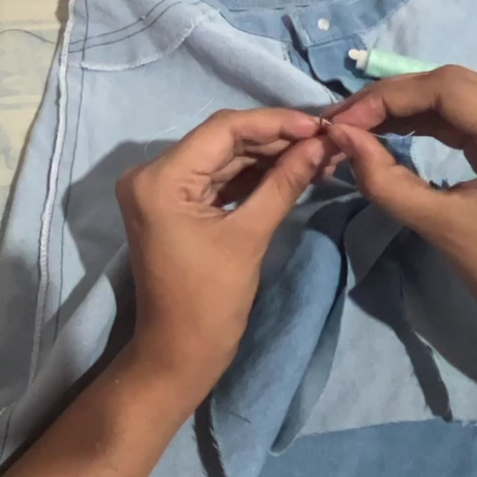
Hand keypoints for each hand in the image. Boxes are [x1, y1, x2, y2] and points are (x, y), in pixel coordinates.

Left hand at [116, 108, 328, 394]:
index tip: (318, 124)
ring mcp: (159, 187)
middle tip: (324, 138)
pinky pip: (215, 177)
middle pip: (221, 140)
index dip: (273, 122)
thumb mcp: (250, 236)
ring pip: (221, 156)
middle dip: (274, 138)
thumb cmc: (210, 302)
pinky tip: (289, 168)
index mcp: (160, 178)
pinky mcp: (171, 202)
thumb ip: (284, 183)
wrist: (178, 353)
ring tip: (315, 152)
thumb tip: (319, 144)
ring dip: (267, 155)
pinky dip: (250, 174)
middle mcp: (151, 173)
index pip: (222, 130)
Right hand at [322, 66, 476, 353]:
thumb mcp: (440, 226)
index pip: (450, 90)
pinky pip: (473, 111)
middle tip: (345, 120)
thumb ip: (384, 179)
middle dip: (394, 99)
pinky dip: (430, 119)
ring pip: (461, 92)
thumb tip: (340, 134)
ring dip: (408, 105)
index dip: (389, 98)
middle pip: (456, 84)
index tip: (343, 120)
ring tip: (362, 123)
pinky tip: (394, 127)